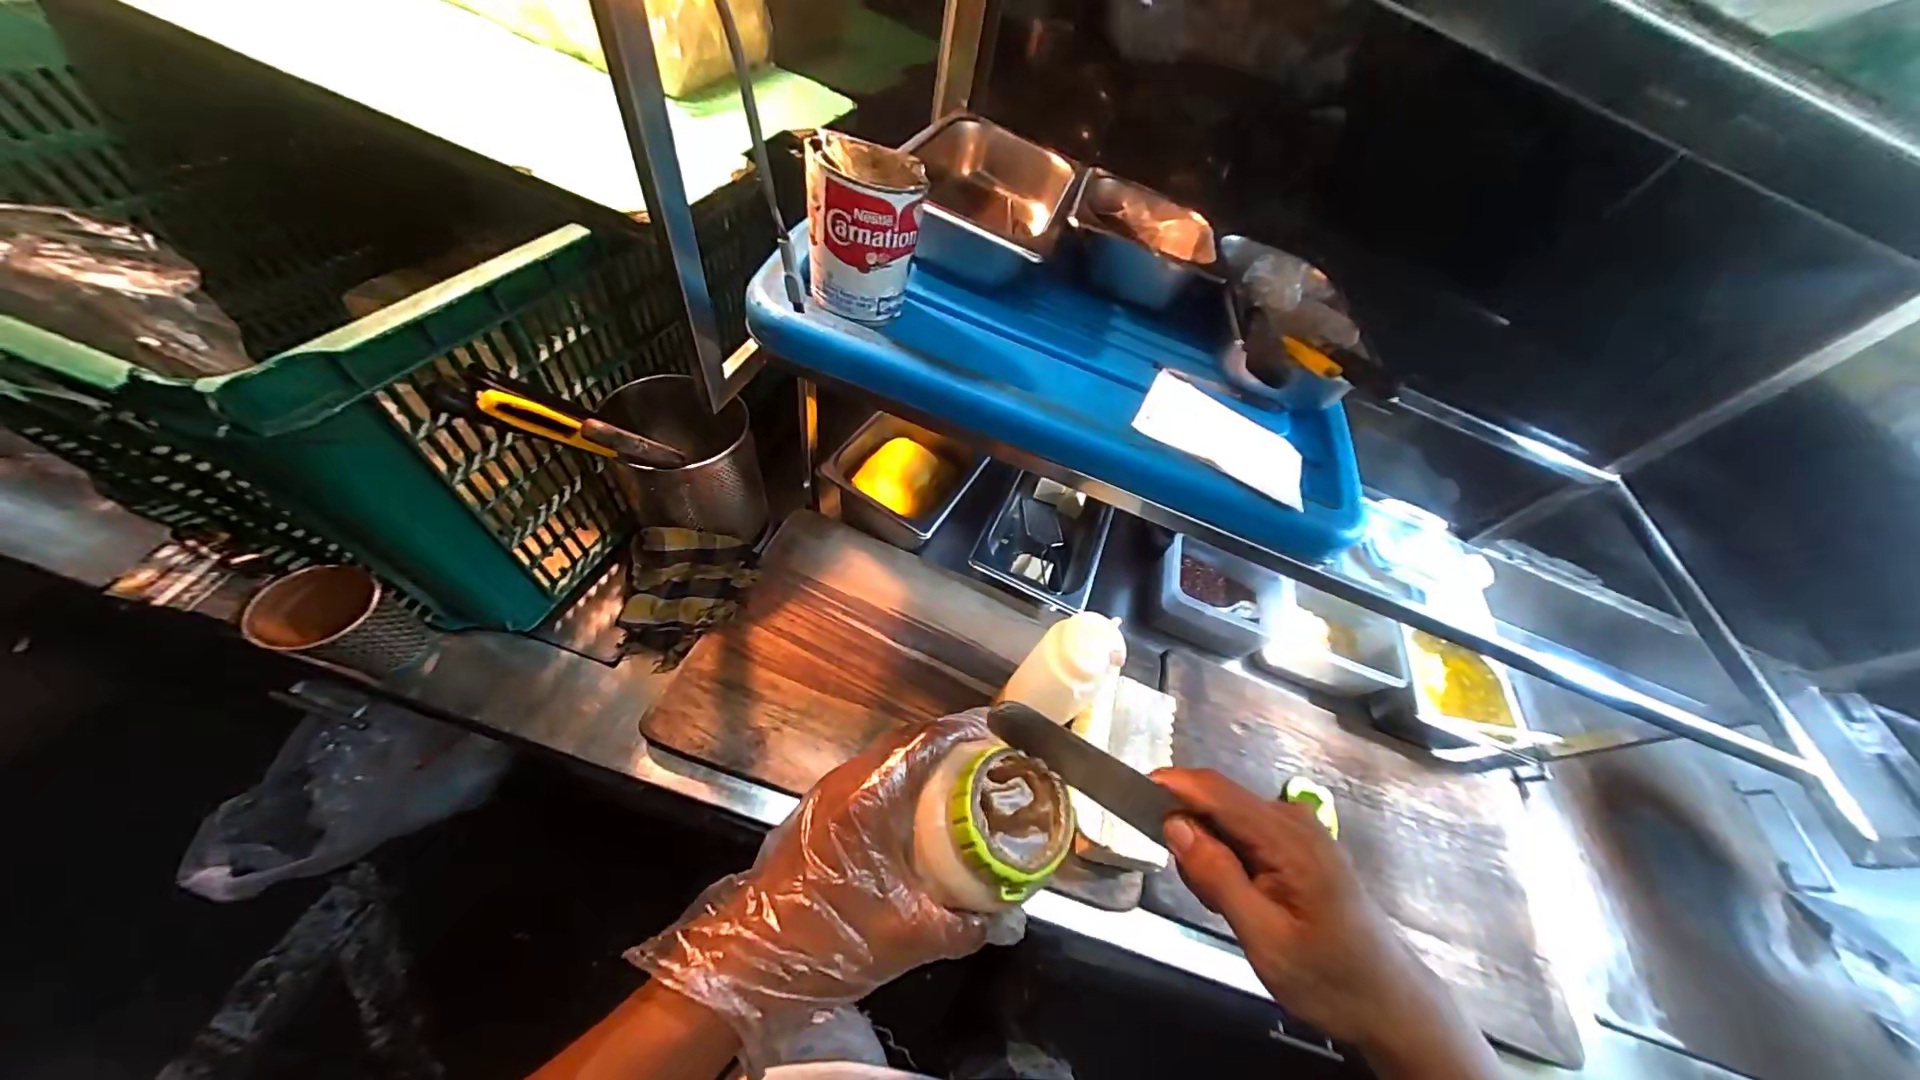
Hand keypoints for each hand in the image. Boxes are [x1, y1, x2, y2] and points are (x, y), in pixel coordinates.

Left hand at [628, 712, 1014, 1068]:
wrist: (748, 959)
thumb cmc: (828, 938)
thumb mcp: (908, 938)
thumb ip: (966, 926)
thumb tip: (1012, 919)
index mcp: (870, 796)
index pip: (923, 739)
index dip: (964, 729)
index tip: (999, 731)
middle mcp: (849, 781)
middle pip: (908, 740)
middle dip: (951, 742)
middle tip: (990, 757)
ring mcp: (830, 792)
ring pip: (889, 757)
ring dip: (926, 759)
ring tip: (965, 777)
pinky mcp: (821, 809)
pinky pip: (874, 776)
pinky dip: (905, 778)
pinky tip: (923, 808)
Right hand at [1154, 768, 1498, 1078]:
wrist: (1393, 1006)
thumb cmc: (1330, 977)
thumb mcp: (1264, 938)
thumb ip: (1217, 876)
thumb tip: (1174, 823)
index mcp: (1287, 837)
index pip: (1215, 790)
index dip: (1171, 785)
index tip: (1131, 794)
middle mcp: (1291, 819)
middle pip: (1216, 802)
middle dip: (1192, 836)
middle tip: (1205, 895)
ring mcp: (1296, 828)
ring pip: (1225, 818)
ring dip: (1211, 853)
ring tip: (1230, 907)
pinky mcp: (1297, 841)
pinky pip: (1243, 831)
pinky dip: (1228, 858)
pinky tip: (1243, 897)